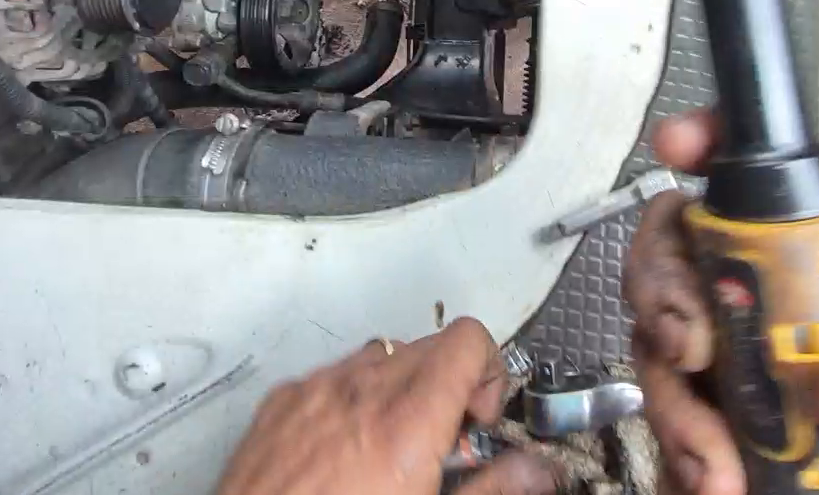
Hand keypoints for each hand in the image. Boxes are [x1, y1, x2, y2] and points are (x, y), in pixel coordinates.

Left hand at [215, 318, 558, 494]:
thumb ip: (491, 490)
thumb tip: (537, 470)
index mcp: (405, 422)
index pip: (469, 339)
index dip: (488, 372)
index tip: (477, 420)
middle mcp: (361, 389)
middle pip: (431, 345)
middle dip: (449, 386)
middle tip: (442, 446)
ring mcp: (316, 390)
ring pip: (382, 355)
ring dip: (400, 389)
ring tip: (391, 451)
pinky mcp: (281, 402)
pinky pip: (334, 375)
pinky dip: (352, 398)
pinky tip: (342, 456)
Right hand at [624, 112, 818, 494]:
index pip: (787, 193)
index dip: (721, 149)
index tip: (676, 148)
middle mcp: (793, 318)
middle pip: (695, 251)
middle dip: (664, 275)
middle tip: (684, 343)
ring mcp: (753, 381)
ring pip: (664, 333)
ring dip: (666, 383)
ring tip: (710, 466)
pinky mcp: (724, 443)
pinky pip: (667, 418)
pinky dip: (668, 443)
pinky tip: (705, 484)